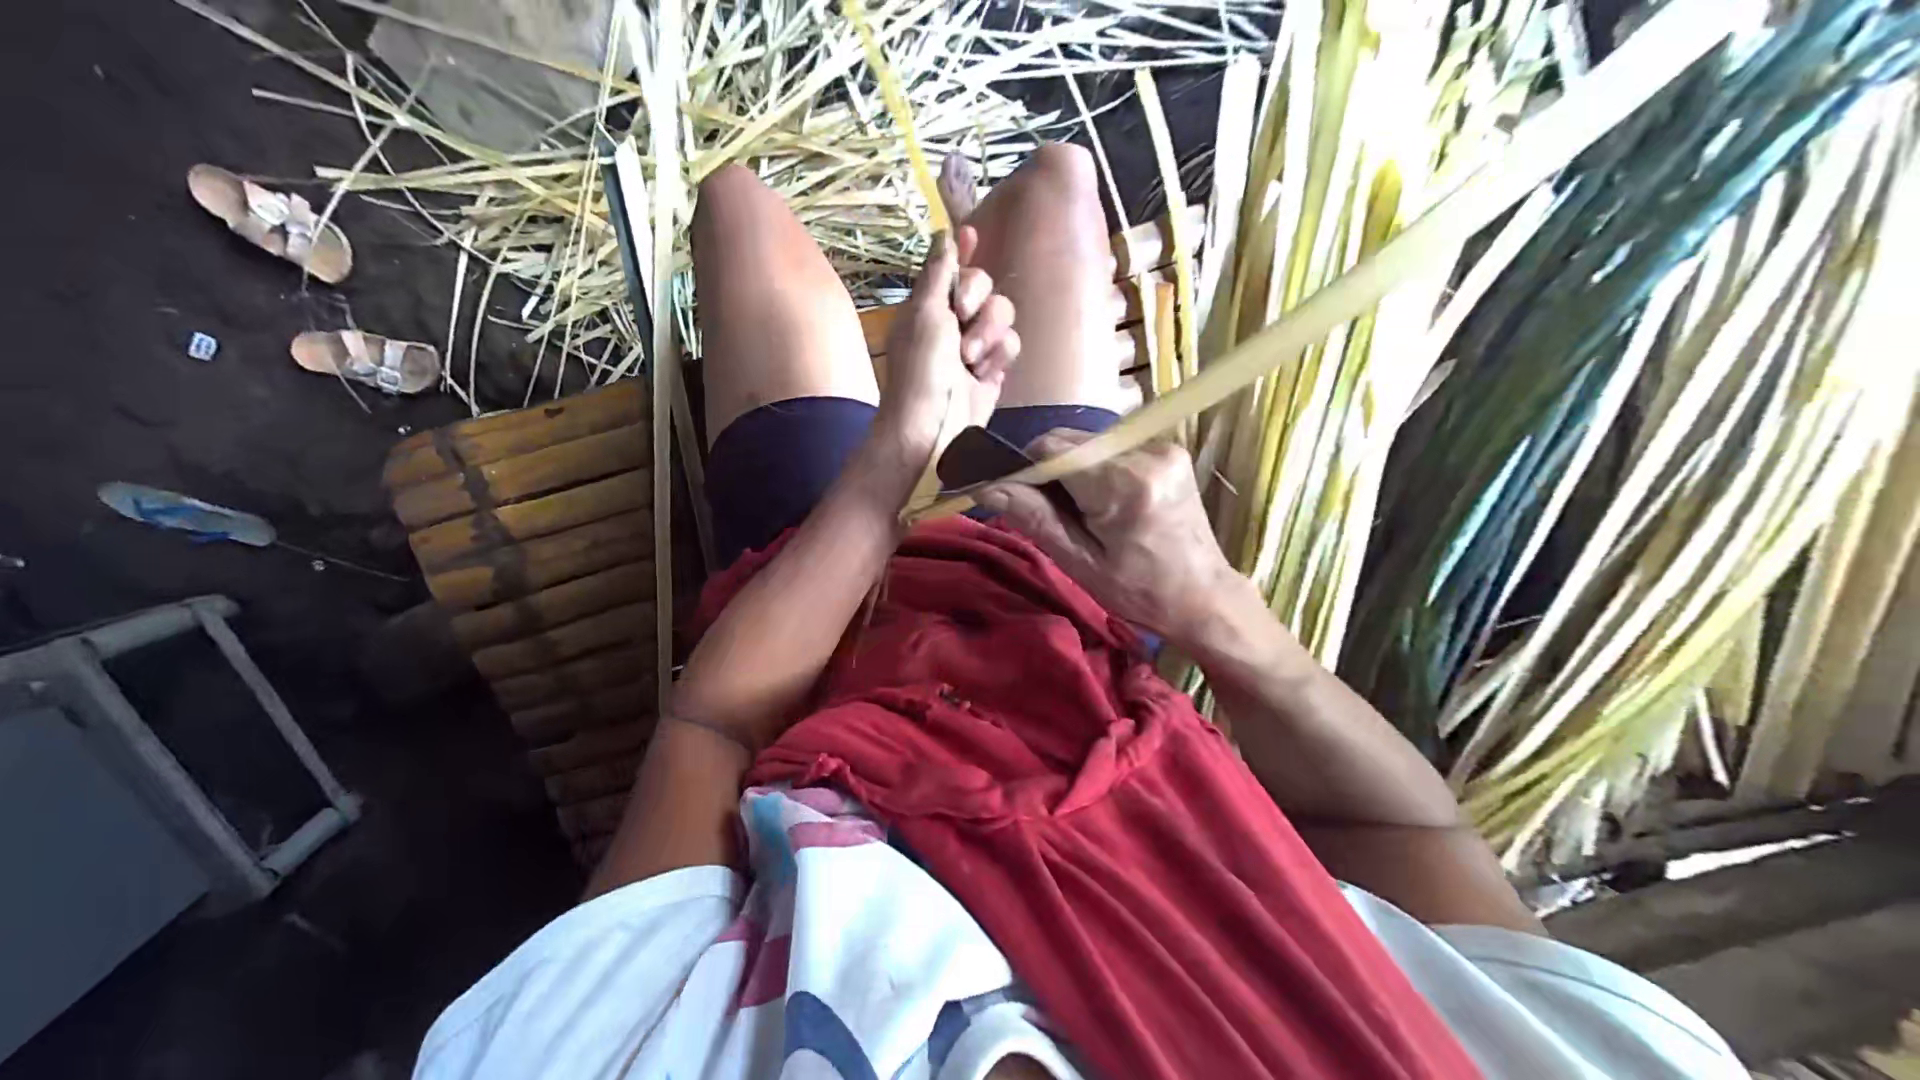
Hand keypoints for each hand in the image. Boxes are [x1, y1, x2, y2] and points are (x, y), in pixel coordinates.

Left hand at [875, 227, 1020, 456]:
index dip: (963, 252)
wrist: (934, 426)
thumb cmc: (922, 368)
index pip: (952, 269)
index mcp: (930, 305)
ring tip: (970, 359)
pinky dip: (999, 357)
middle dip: (980, 301)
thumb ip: (939, 272)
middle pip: (986, 287)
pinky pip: (1011, 346)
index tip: (971, 234)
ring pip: (1003, 316)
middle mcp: (953, 322)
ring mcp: (975, 347)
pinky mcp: (994, 371)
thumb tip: (944, 233)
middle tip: (964, 317)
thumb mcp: (925, 313)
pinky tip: (984, 374)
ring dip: (989, 334)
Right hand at [974, 430, 1253, 644]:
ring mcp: (1161, 447)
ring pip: (1089, 442)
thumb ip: (1034, 518)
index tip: (1019, 499)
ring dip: (1072, 470)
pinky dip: (1095, 468)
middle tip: (1054, 514)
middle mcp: (1145, 452)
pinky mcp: (1167, 450)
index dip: (1026, 469)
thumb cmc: (1140, 591)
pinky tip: (1104, 501)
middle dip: (1050, 471)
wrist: (1203, 596)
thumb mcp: (1080, 563)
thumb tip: (987, 487)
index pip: (1052, 448)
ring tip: (1082, 512)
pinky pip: (1111, 447)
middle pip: (1071, 440)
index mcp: (1124, 484)